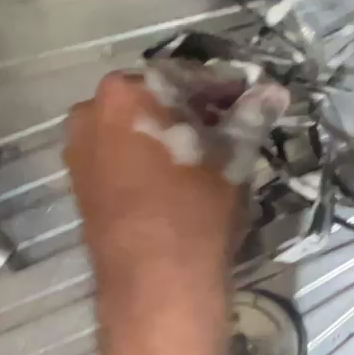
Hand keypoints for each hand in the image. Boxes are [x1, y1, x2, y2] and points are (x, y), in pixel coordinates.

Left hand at [63, 72, 243, 313]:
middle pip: (155, 97)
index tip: (251, 101)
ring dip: (170, 131)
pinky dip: (149, 155)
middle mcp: (91, 110)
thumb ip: (252, 116)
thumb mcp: (234, 157)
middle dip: (194, 109)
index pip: (186, 75)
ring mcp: (79, 147)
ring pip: (136, 125)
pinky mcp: (79, 180)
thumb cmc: (198, 209)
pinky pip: (120, 152)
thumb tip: (275, 90)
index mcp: (129, 93)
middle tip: (232, 128)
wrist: (156, 280)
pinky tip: (177, 177)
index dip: (225, 88)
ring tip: (207, 155)